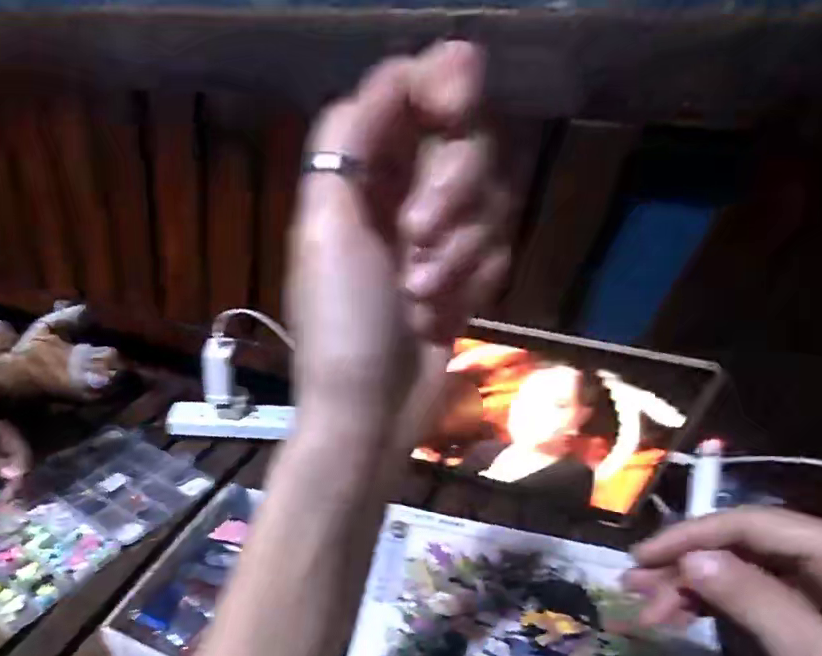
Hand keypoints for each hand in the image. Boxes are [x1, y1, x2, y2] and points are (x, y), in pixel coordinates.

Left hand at [286, 41, 512, 447]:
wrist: (370, 412)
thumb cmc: (342, 325)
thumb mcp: (326, 227)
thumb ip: (349, 139)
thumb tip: (392, 77)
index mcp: (355, 177)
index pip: (408, 91)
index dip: (440, 82)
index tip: (454, 106)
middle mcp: (397, 197)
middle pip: (461, 137)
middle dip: (451, 185)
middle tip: (418, 236)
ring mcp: (434, 239)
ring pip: (488, 194)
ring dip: (460, 245)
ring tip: (421, 292)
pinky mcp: (462, 277)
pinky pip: (495, 246)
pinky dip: (473, 276)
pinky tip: (442, 311)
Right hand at [625, 507, 821, 655]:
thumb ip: (752, 601)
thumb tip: (691, 559)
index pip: (755, 524)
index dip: (690, 537)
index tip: (638, 560)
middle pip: (750, 544)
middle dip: (687, 565)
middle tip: (634, 592)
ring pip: (754, 566)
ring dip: (700, 585)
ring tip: (651, 608)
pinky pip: (770, 589)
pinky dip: (727, 602)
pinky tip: (692, 614)